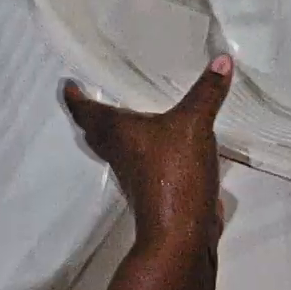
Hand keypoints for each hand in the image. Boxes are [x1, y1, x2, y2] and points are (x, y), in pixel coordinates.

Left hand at [62, 55, 232, 250]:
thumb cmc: (174, 173)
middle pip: (96, 132)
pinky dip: (145, 148)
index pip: (87, 111)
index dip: (75, 97)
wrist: (181, 232)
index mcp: (118, 133)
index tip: (68, 84)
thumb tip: (222, 58)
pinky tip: (164, 141)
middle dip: (93, 116)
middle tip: (95, 96)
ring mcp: (135, 174)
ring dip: (117, 133)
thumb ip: (207, 92)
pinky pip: (142, 161)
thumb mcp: (194, 125)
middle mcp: (120, 153)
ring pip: (118, 148)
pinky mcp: (154, 188)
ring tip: (129, 113)